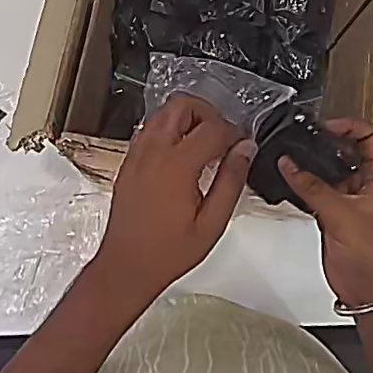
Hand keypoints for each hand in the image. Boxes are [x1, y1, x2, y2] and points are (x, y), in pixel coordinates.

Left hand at [90, 96, 255, 301]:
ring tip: (205, 146)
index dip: (234, 133)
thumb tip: (246, 150)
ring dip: (188, 120)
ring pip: (162, 113)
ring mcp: (136, 156)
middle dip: (208, 114)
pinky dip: (169, 131)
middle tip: (223, 137)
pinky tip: (183, 157)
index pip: (213, 128)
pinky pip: (149, 130)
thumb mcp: (213, 222)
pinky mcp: (128, 164)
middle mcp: (153, 153)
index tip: (243, 146)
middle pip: (182, 106)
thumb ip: (232, 180)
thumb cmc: (168, 251)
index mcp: (177, 166)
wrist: (126, 266)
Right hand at [279, 118, 372, 308]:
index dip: (351, 126)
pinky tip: (292, 181)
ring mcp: (350, 201)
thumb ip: (314, 188)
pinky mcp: (335, 216)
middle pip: (348, 152)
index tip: (328, 126)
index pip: (371, 138)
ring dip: (314, 165)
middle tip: (306, 138)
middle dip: (327, 142)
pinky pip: (319, 192)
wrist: (369, 291)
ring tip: (295, 156)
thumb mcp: (342, 215)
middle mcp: (366, 187)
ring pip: (331, 172)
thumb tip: (292, 166)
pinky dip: (305, 185)